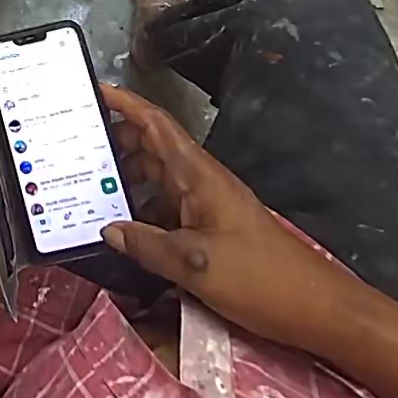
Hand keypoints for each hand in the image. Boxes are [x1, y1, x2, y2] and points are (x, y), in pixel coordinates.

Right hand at [98, 83, 362, 347]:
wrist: (317, 307)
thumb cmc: (259, 277)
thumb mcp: (195, 266)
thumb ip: (147, 245)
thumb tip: (109, 229)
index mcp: (196, 173)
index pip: (155, 124)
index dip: (126, 102)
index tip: (97, 90)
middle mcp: (199, 178)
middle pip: (152, 145)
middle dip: (117, 140)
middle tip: (80, 147)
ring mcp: (205, 200)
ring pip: (158, 175)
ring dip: (128, 175)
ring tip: (94, 187)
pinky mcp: (208, 223)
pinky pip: (166, 203)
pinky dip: (143, 206)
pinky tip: (125, 224)